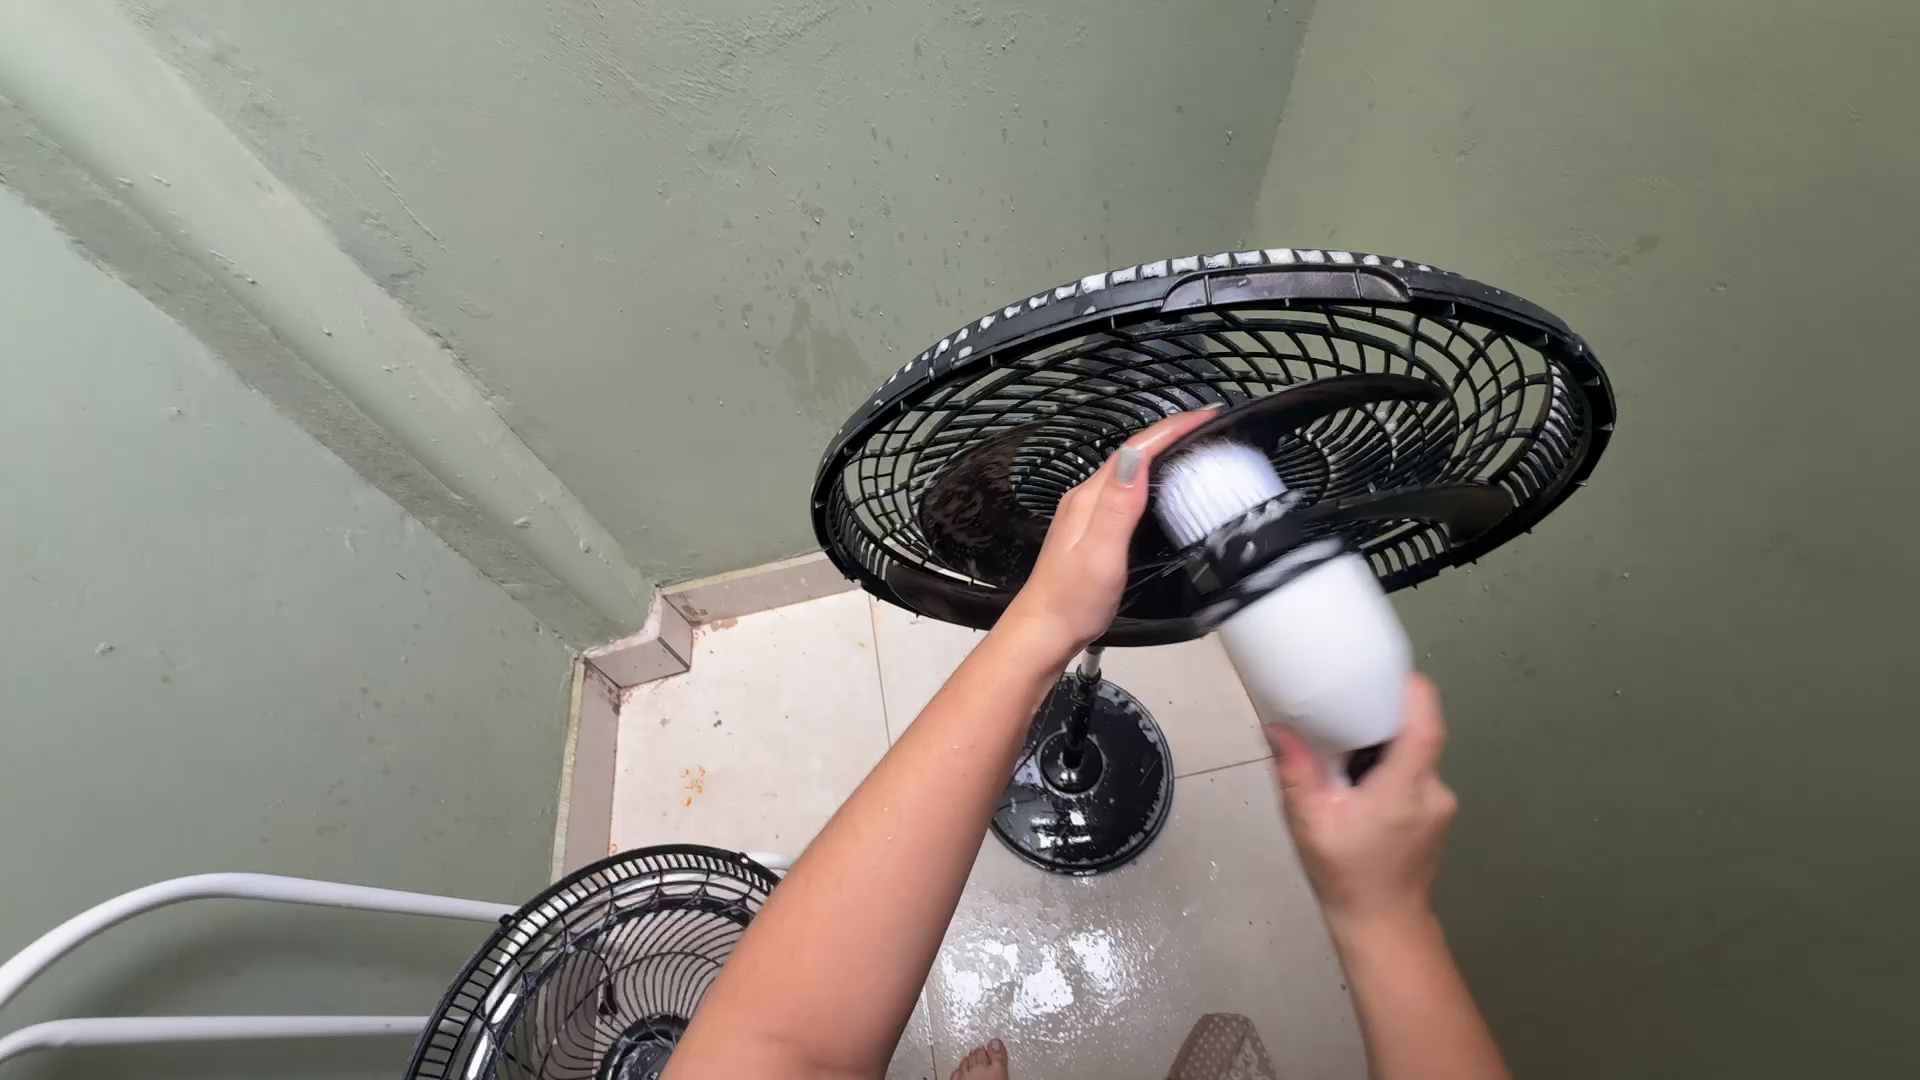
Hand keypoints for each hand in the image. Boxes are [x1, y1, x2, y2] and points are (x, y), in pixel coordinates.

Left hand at [999, 408, 1217, 655]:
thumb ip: (1117, 506)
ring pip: (1128, 472)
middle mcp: (1086, 500)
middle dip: (1170, 435)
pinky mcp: (1092, 531)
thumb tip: (1135, 460)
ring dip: (1160, 454)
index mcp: (1090, 499)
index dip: (1171, 429)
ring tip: (1193, 448)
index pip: (1134, 450)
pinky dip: (1149, 481)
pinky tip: (1161, 489)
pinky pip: (1124, 493)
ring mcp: (1087, 514)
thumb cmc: (1071, 601)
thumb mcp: (1100, 554)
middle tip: (1208, 427)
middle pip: (1132, 455)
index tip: (1206, 415)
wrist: (1045, 631)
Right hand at [1265, 675, 1457, 936]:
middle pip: (1418, 733)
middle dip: (1382, 713)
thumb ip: (1296, 771)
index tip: (1383, 669)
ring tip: (1341, 739)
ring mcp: (1438, 803)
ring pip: (1415, 753)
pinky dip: (1388, 763)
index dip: (1411, 692)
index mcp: (1403, 790)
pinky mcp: (1434, 813)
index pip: (1424, 727)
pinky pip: (1414, 772)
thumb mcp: (1308, 821)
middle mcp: (1432, 791)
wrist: (1383, 925)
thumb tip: (1276, 726)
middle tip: (1341, 698)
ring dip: (1382, 742)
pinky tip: (1356, 774)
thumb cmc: (1344, 872)